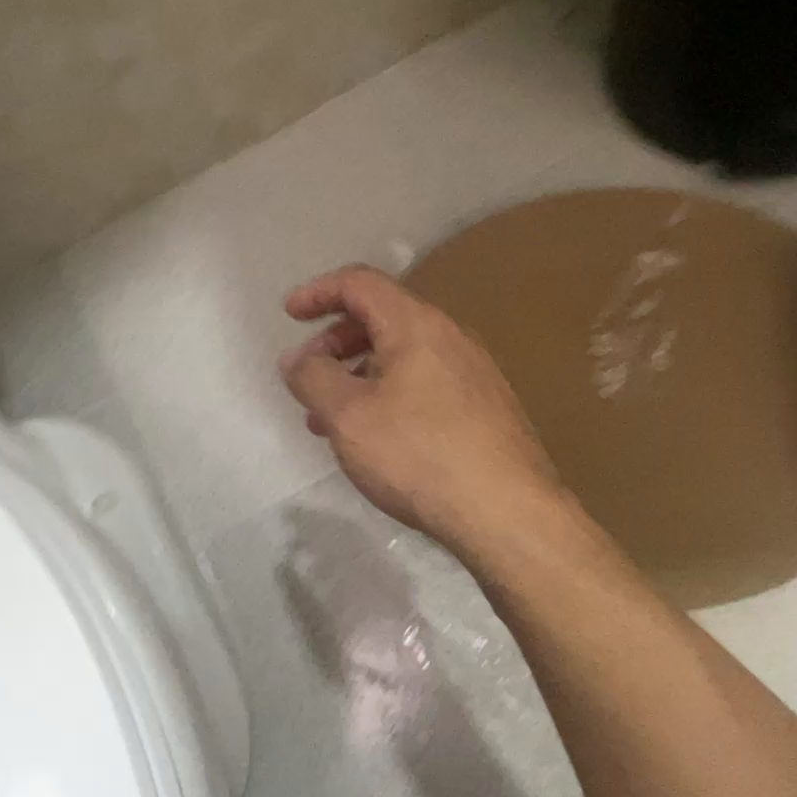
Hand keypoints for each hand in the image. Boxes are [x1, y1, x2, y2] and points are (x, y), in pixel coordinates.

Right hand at [279, 264, 561, 547]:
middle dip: (335, 340)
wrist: (507, 512)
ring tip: (330, 417)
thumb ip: (313, 378)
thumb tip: (298, 358)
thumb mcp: (348, 416)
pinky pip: (424, 385)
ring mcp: (473, 375)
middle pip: (383, 318)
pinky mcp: (485, 411)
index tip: (289, 315)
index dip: (318, 292)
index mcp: (416, 325)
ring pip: (402, 357)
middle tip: (307, 375)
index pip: (360, 283)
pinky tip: (375, 439)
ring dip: (359, 375)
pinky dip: (388, 395)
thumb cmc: (418, 454)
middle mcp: (450, 338)